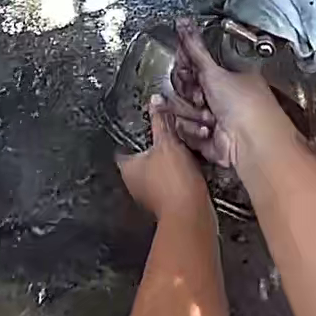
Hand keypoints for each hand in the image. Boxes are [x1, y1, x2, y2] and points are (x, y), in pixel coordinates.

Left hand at [117, 96, 212, 221]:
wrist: (192, 215)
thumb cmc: (174, 181)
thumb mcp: (168, 142)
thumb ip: (161, 121)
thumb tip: (155, 101)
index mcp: (128, 168)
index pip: (122, 146)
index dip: (131, 133)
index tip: (141, 123)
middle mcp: (134, 183)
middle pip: (140, 157)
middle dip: (153, 145)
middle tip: (165, 131)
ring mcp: (150, 194)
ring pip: (156, 169)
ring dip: (167, 159)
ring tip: (180, 145)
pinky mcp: (167, 201)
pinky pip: (170, 180)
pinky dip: (177, 172)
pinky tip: (189, 164)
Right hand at [161, 17, 291, 168]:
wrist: (251, 143)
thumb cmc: (246, 106)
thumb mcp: (215, 71)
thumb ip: (194, 48)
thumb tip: (184, 23)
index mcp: (226, 74)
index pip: (192, 65)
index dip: (185, 69)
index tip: (188, 71)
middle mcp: (220, 95)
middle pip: (182, 89)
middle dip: (189, 94)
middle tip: (201, 96)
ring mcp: (211, 117)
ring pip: (180, 111)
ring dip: (192, 114)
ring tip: (210, 116)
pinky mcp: (204, 138)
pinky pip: (183, 131)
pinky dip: (194, 132)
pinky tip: (209, 132)